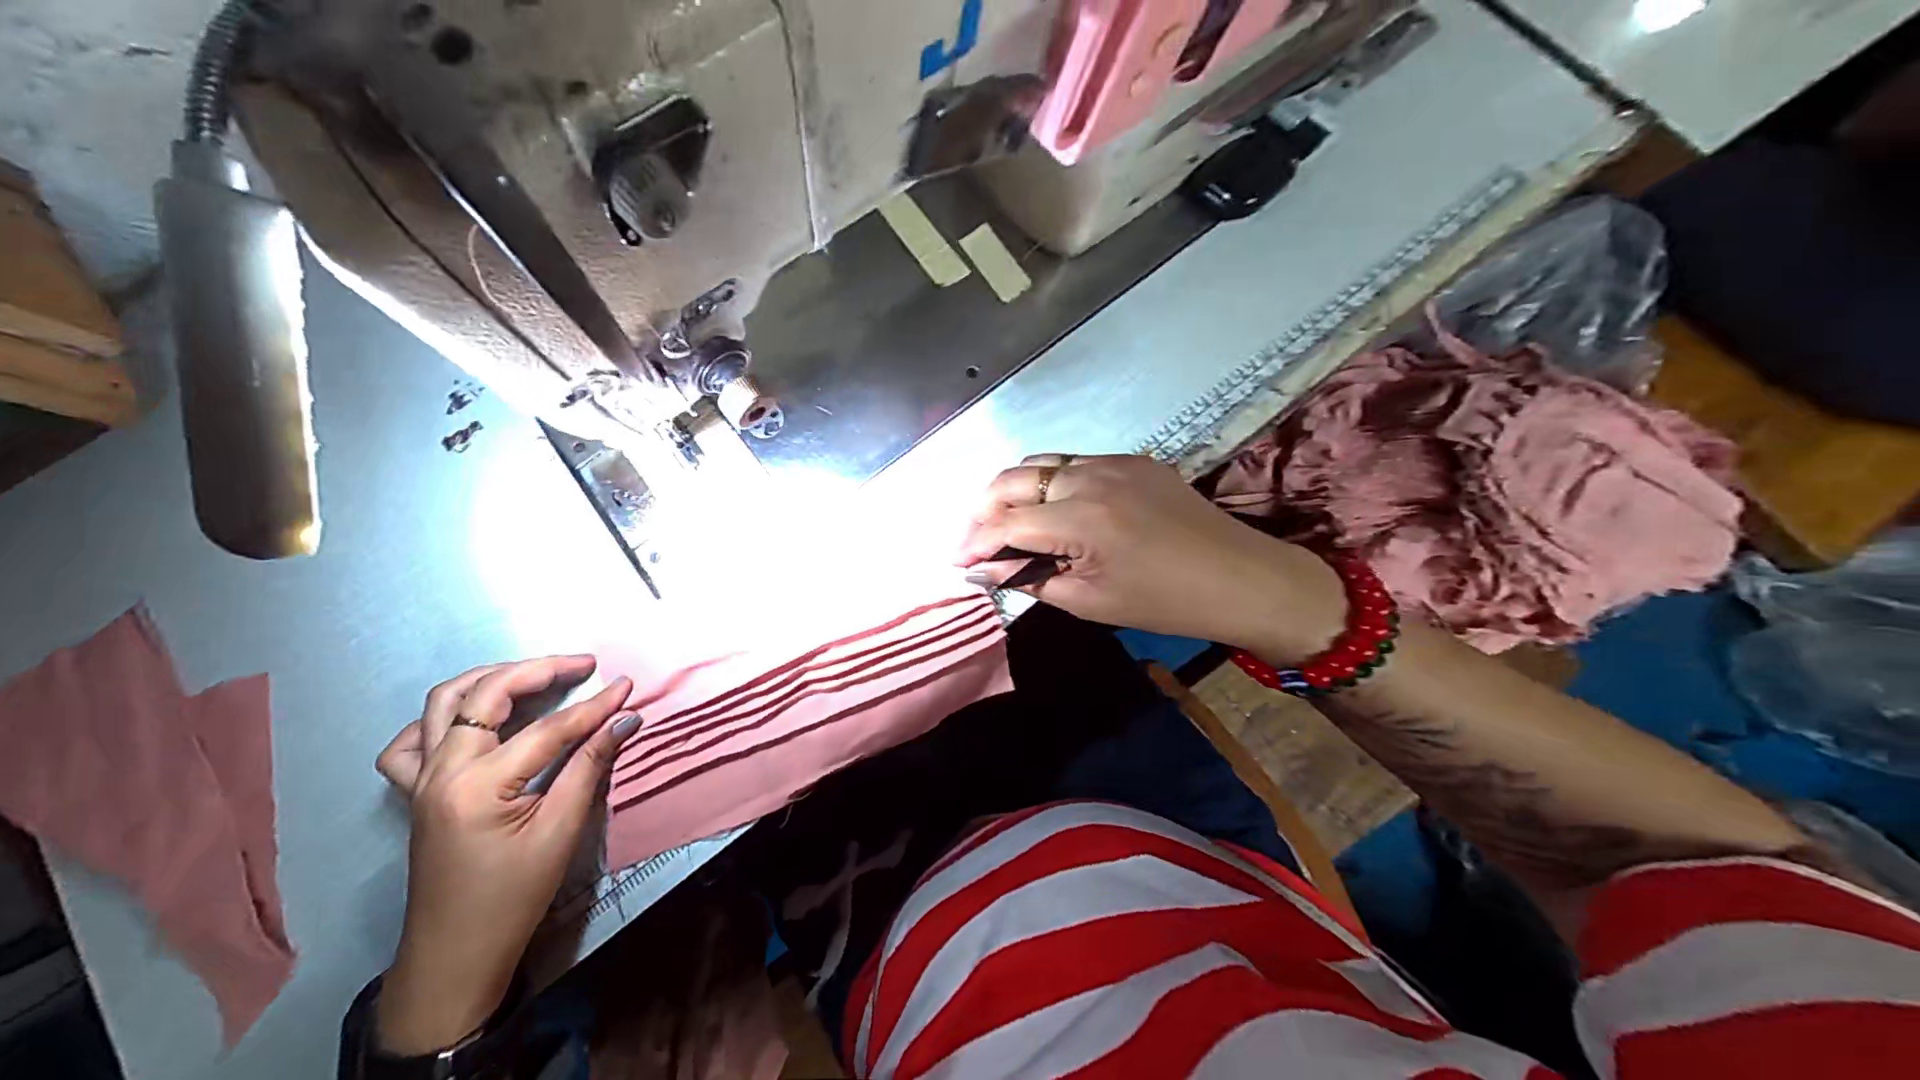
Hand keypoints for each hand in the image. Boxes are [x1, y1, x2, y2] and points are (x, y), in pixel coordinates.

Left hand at [372, 655, 640, 1055]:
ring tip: (535, 675)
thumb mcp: (562, 830)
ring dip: (491, 679)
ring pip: (444, 703)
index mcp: (478, 785)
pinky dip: (443, 717)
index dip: (593, 705)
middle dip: (538, 670)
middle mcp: (441, 771)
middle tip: (583, 665)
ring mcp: (421, 779)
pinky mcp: (415, 791)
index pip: (548, 727)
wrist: (456, 952)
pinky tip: (474, 719)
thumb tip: (624, 718)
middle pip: (486, 695)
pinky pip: (412, 741)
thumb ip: (590, 765)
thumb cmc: (514, 895)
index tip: (626, 685)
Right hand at [956, 454, 1346, 659]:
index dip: (975, 543)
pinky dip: (1051, 484)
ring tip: (1006, 524)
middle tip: (975, 541)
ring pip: (1041, 464)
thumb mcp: (1090, 601)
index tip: (957, 562)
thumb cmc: (1165, 603)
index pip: (1006, 522)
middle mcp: (1091, 477)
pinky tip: (1052, 511)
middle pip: (1013, 479)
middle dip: (983, 509)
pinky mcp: (1133, 460)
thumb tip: (988, 569)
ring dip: (1015, 492)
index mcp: (1081, 518)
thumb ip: (1032, 579)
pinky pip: (1075, 464)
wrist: (1241, 579)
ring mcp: (1114, 462)